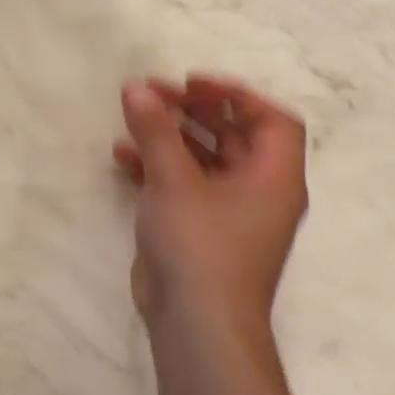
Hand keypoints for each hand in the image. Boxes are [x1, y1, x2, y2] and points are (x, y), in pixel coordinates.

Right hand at [114, 76, 307, 334]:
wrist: (196, 313)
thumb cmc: (199, 243)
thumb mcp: (174, 180)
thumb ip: (155, 131)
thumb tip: (136, 87)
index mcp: (272, 178)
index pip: (272, 122)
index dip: (235, 95)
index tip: (187, 81)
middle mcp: (257, 189)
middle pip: (234, 134)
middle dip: (192, 108)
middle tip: (147, 91)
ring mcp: (226, 207)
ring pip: (203, 154)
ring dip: (168, 132)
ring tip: (128, 116)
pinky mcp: (196, 220)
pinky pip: (180, 177)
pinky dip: (154, 159)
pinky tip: (121, 155)